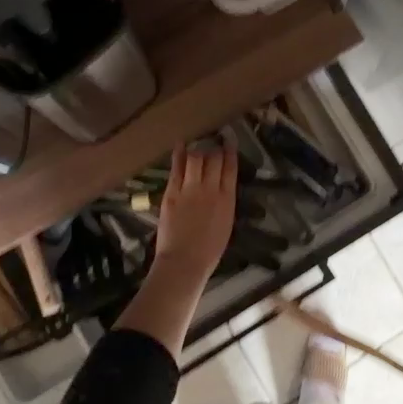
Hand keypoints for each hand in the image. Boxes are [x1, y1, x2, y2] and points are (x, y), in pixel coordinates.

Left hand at [154, 142, 237, 280]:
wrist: (185, 260)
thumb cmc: (209, 250)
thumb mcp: (225, 223)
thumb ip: (224, 203)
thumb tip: (221, 190)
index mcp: (227, 199)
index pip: (230, 168)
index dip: (230, 152)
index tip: (229, 142)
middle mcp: (211, 189)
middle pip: (214, 159)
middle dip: (213, 149)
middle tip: (211, 146)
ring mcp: (190, 189)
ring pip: (196, 158)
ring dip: (198, 150)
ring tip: (197, 148)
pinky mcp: (172, 192)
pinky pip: (177, 167)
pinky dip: (179, 153)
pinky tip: (180, 145)